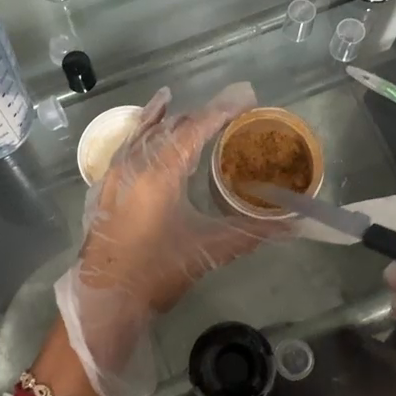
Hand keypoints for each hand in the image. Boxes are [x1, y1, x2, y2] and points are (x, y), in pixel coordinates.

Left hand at [54, 83, 282, 395]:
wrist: (104, 298)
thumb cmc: (156, 272)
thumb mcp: (207, 250)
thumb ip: (250, 233)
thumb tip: (291, 224)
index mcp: (160, 172)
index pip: (195, 128)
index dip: (222, 110)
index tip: (246, 96)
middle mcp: (136, 163)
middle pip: (172, 126)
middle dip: (203, 114)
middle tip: (233, 110)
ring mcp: (116, 172)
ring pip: (147, 131)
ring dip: (173, 118)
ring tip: (194, 109)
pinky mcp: (107, 185)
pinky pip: (129, 143)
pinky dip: (144, 127)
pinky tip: (149, 124)